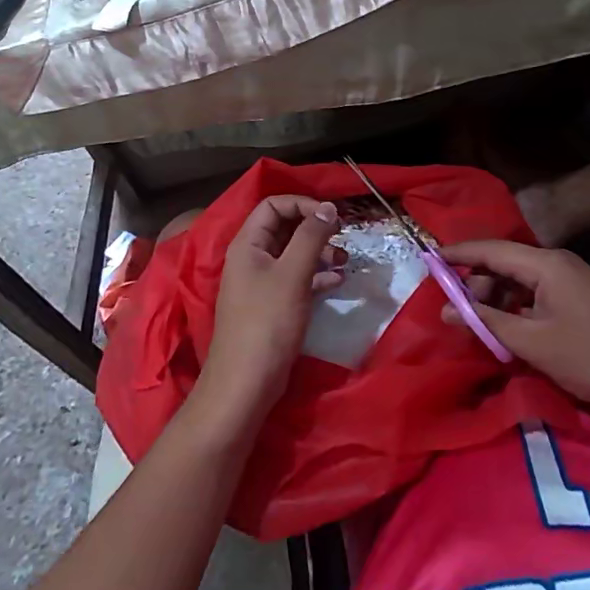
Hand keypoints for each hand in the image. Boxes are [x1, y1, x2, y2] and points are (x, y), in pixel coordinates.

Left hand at [199, 197, 343, 423]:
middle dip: (315, 228)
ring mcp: (261, 283)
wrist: (245, 384)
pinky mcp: (272, 305)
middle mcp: (252, 258)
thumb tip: (328, 208)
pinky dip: (317, 275)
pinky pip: (297, 278)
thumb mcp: (292, 274)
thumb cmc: (267, 323)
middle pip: (285, 227)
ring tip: (344, 260)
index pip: (274, 205)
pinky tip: (337, 282)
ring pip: (293, 253)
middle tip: (342, 236)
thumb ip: (311, 236)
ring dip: (320, 252)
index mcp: (248, 244)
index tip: (332, 217)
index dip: (303, 204)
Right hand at [439, 240, 589, 413]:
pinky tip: (508, 330)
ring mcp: (571, 278)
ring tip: (479, 325)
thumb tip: (447, 308)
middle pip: (504, 262)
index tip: (427, 260)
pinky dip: (517, 307)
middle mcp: (557, 262)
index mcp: (545, 264)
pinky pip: (537, 292)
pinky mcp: (579, 296)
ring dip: (496, 298)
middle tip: (453, 309)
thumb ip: (487, 323)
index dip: (457, 254)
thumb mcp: (534, 343)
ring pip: (520, 279)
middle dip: (476, 282)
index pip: (490, 248)